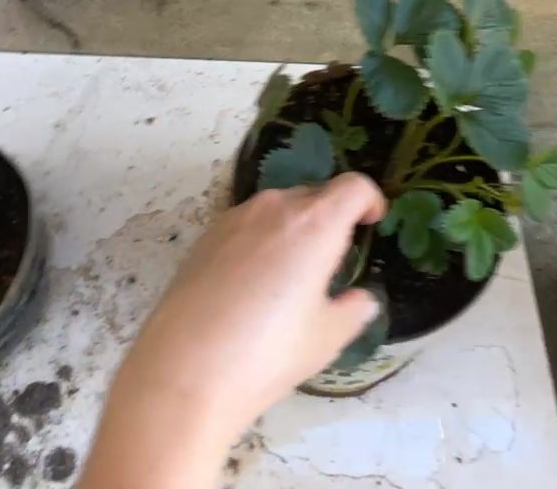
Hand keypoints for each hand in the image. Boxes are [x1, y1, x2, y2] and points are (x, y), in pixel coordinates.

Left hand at [79, 173, 386, 488]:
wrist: (185, 370)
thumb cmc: (267, 353)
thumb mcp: (324, 339)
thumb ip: (352, 311)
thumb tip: (362, 300)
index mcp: (315, 224)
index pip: (353, 187)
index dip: (369, 199)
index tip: (372, 221)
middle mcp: (276, 207)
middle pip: (315, 194)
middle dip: (331, 217)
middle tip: (331, 261)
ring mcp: (236, 216)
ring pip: (278, 207)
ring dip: (294, 227)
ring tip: (289, 276)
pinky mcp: (206, 234)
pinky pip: (247, 223)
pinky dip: (261, 238)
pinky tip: (250, 284)